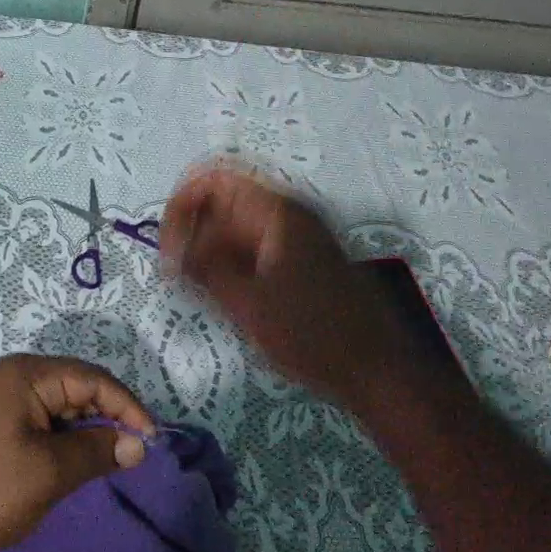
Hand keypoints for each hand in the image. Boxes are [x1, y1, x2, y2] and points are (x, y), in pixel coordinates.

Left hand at [0, 354, 154, 551]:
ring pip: (64, 402)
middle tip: (137, 449)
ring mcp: (4, 396)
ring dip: (91, 426)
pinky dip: (69, 434)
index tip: (152, 438)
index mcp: (25, 374)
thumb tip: (139, 444)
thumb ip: (97, 451)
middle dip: (110, 414)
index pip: (91, 377)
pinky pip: (46, 416)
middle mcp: (15, 374)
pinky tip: (82, 456)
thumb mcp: (49, 472)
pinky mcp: (0, 419)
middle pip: (78, 384)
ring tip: (115, 454)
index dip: (126, 405)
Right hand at [161, 165, 412, 405]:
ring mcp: (300, 235)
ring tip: (199, 293)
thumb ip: (206, 267)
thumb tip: (175, 247)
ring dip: (212, 250)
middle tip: (179, 277)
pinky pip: (257, 244)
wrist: (381, 372)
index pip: (213, 179)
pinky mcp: (306, 259)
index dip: (182, 206)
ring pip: (239, 225)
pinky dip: (234, 262)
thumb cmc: (313, 336)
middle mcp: (289, 212)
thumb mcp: (249, 304)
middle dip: (195, 232)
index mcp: (276, 211)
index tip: (169, 251)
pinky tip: (227, 298)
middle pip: (224, 200)